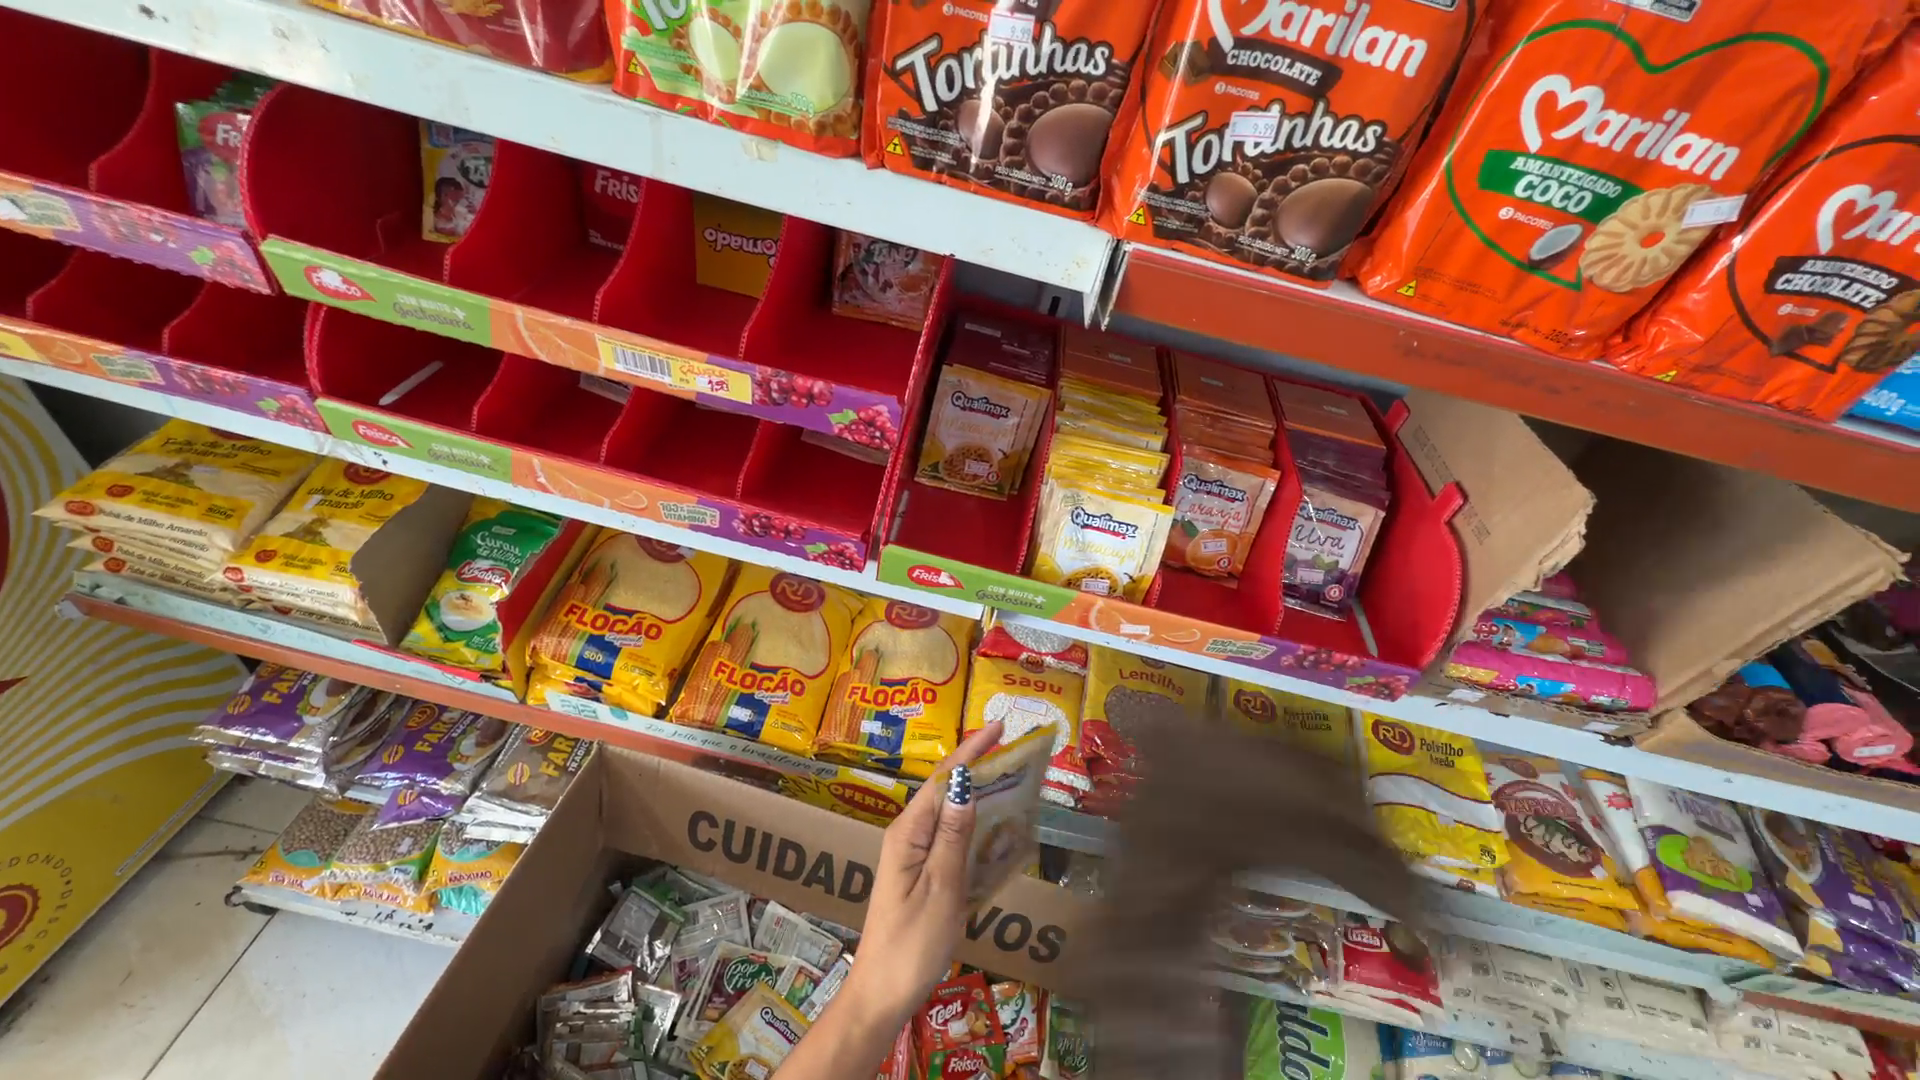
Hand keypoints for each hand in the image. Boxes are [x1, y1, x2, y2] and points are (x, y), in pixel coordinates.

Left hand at [845, 721, 1003, 1026]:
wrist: (883, 993)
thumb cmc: (912, 944)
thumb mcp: (940, 889)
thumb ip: (955, 836)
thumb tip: (967, 784)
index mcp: (909, 833)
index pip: (943, 779)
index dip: (971, 751)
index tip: (999, 727)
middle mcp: (909, 836)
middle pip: (946, 789)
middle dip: (977, 764)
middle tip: (1014, 748)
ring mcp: (915, 855)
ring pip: (951, 812)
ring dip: (979, 792)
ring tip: (1012, 777)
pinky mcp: (923, 874)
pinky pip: (952, 838)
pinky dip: (976, 824)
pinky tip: (997, 824)